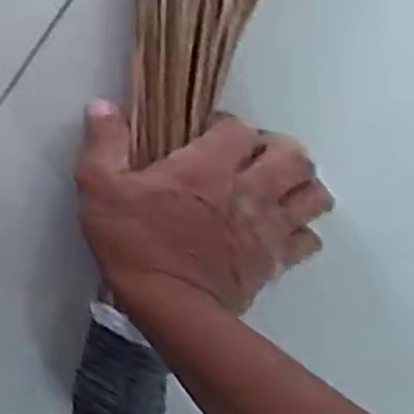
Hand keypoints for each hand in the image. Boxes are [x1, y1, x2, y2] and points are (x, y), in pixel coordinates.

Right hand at [75, 101, 332, 315]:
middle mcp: (247, 191)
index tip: (204, 132)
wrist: (170, 308)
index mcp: (205, 167)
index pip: (240, 129)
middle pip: (294, 156)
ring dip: (297, 184)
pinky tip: (270, 225)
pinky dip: (298, 226)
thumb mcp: (99, 183)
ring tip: (268, 184)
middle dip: (276, 148)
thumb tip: (103, 105)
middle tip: (246, 154)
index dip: (226, 125)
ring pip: (315, 195)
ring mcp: (268, 228)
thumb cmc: (132, 239)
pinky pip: (310, 237)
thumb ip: (104, 141)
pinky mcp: (277, 262)